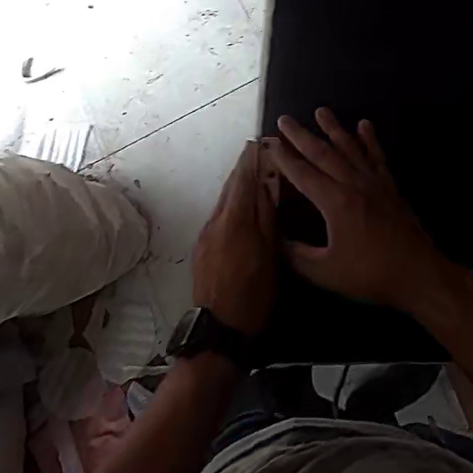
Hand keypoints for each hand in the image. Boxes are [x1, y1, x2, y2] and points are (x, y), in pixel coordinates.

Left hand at [190, 141, 278, 336]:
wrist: (220, 328)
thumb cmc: (254, 292)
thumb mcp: (271, 251)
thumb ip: (268, 215)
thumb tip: (269, 184)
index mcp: (235, 220)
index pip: (244, 180)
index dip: (252, 160)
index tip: (260, 144)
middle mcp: (216, 223)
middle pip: (231, 188)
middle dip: (243, 168)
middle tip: (256, 152)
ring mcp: (206, 236)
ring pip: (224, 202)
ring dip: (237, 186)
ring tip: (252, 174)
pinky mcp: (202, 249)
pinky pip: (219, 216)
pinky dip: (231, 204)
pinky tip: (241, 206)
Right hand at [265, 109, 460, 313]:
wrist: (418, 272)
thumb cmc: (370, 275)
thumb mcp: (325, 272)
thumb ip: (297, 255)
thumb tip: (276, 240)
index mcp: (336, 203)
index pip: (303, 174)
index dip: (284, 158)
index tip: (269, 143)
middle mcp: (355, 185)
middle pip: (324, 154)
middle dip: (302, 136)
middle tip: (285, 119)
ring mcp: (375, 183)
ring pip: (351, 148)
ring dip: (334, 129)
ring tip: (322, 111)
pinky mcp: (391, 187)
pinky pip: (377, 156)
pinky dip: (370, 140)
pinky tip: (365, 125)